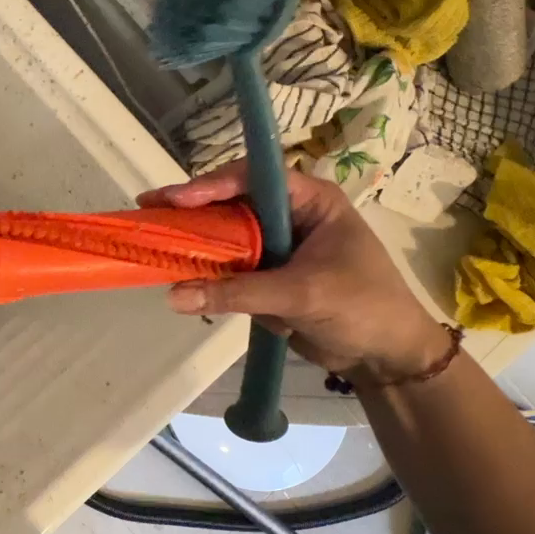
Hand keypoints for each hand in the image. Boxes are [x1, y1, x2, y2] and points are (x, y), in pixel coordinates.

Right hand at [138, 162, 446, 381]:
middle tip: (148, 207)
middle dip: (190, 206)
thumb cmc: (363, 308)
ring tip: (149, 232)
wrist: (386, 355)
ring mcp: (274, 246)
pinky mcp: (262, 274)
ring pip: (223, 232)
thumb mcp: (302, 294)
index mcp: (311, 201)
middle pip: (230, 201)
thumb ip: (238, 293)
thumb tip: (173, 296)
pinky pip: (224, 264)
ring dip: (190, 234)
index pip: (255, 178)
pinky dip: (199, 265)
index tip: (177, 200)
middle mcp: (288, 216)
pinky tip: (171, 266)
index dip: (213, 184)